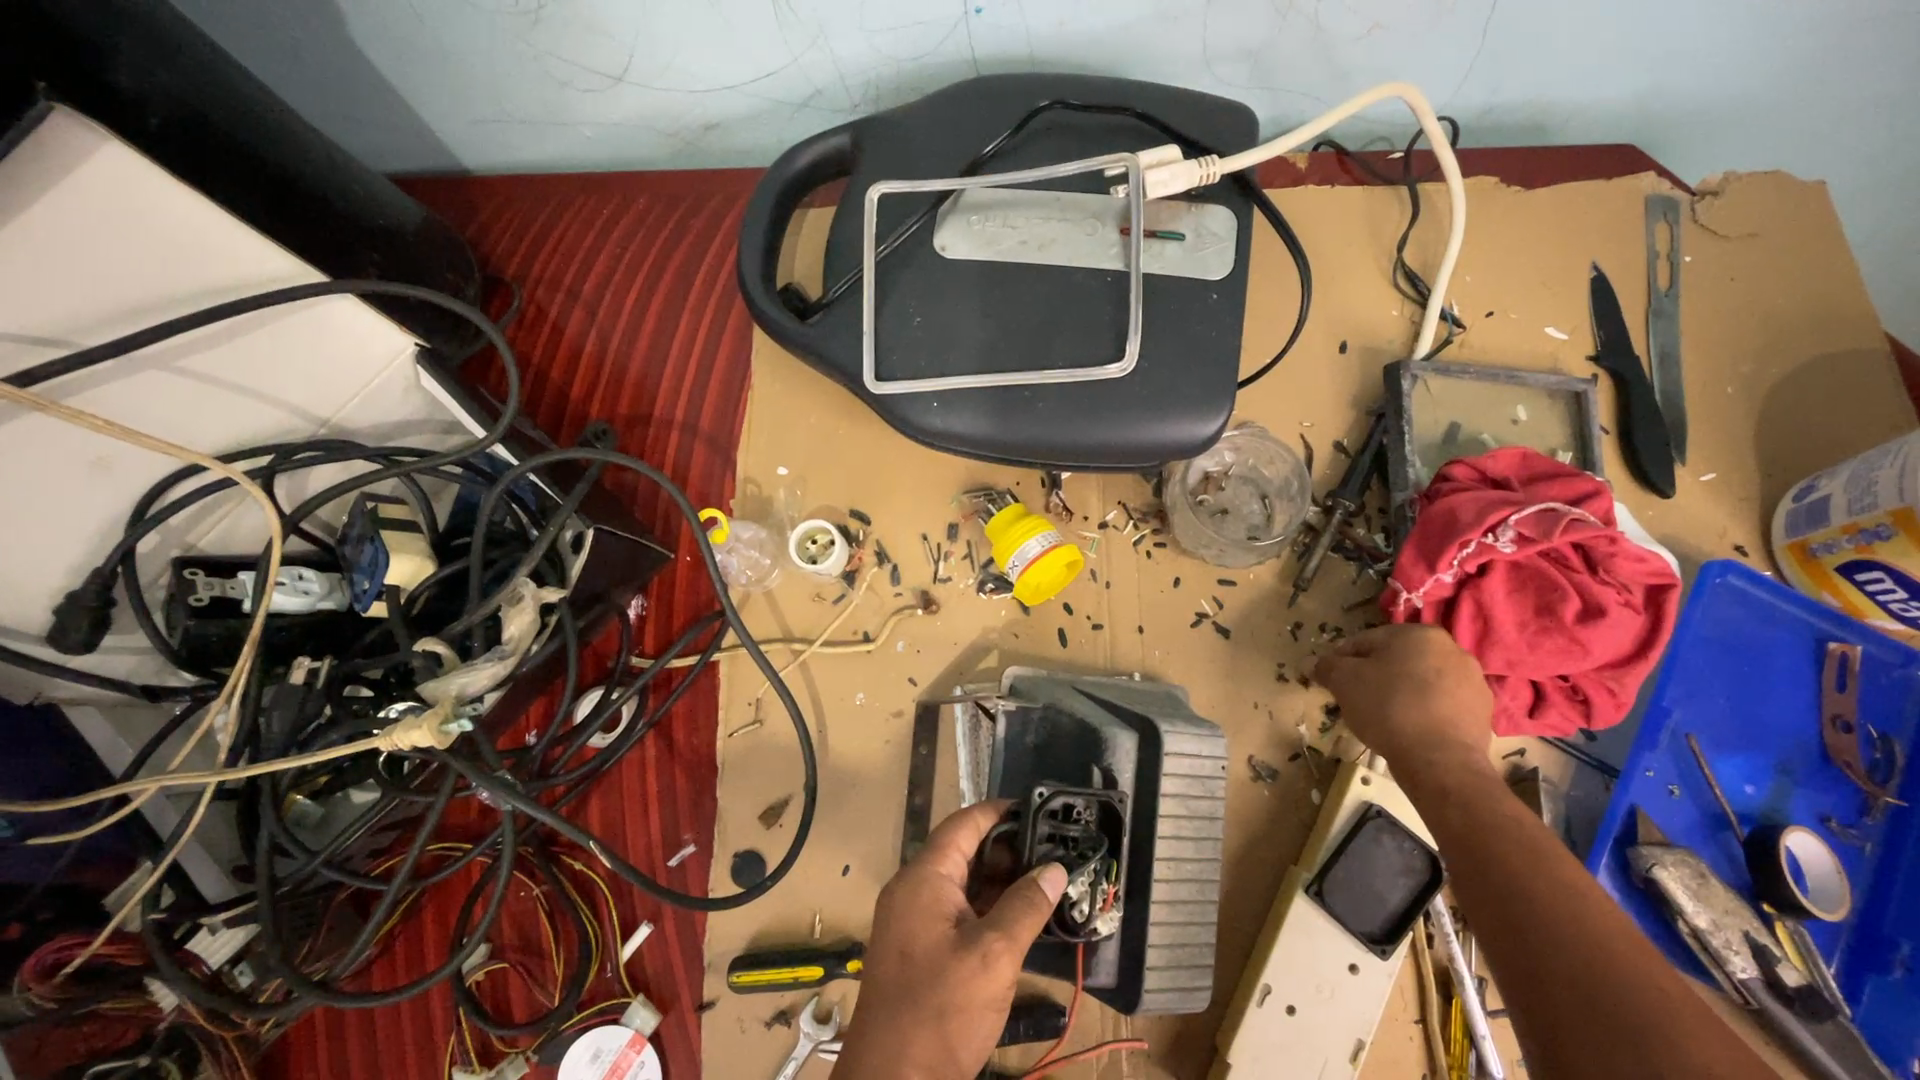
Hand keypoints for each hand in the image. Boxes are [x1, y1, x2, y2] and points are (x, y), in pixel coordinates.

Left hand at [830, 801, 1066, 1079]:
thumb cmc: (941, 1010)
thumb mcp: (994, 955)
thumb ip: (1025, 906)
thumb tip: (1054, 868)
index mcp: (923, 879)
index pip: (963, 825)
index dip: (1000, 812)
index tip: (1041, 808)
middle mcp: (914, 892)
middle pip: (963, 852)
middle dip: (1009, 849)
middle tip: (1057, 850)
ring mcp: (914, 923)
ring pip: (962, 886)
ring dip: (1002, 883)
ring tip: (1050, 880)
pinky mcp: (920, 951)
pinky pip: (957, 915)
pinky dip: (989, 910)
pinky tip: (1024, 919)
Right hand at [1312, 624, 1494, 777]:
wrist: (1440, 760)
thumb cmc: (1387, 708)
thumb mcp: (1343, 682)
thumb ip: (1326, 666)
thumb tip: (1313, 663)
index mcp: (1417, 633)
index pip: (1366, 641)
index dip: (1342, 661)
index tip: (1332, 681)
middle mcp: (1451, 648)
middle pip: (1398, 660)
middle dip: (1376, 676)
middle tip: (1356, 700)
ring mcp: (1472, 680)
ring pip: (1422, 682)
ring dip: (1402, 693)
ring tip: (1384, 719)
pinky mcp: (1482, 710)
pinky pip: (1442, 704)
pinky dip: (1425, 712)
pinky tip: (1410, 730)